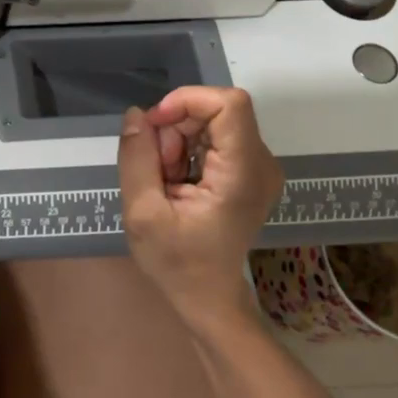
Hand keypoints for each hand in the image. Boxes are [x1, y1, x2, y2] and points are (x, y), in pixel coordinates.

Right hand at [118, 87, 284, 310]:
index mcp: (242, 174)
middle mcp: (261, 164)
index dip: (187, 101)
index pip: (229, 104)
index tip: (154, 125)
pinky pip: (215, 138)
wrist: (208, 296)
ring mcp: (258, 168)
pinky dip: (187, 151)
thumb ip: (137, 158)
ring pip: (212, 123)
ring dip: (177, 142)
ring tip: (165, 181)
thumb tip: (136, 115)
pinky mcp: (249, 172)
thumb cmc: (176, 262)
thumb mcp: (142, 213)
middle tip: (156, 170)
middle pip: (217, 111)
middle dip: (175, 129)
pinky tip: (176, 183)